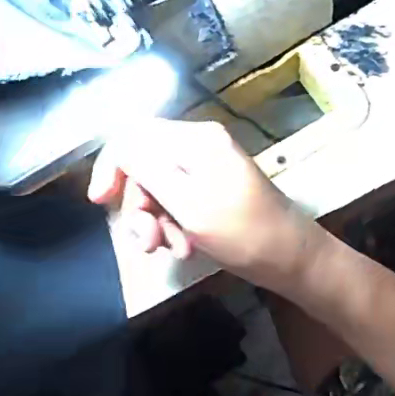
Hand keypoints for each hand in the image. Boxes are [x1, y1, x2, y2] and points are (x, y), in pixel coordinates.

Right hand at [87, 119, 328, 291]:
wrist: (293, 260)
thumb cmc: (243, 231)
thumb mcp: (188, 202)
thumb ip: (148, 169)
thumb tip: (119, 145)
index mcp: (194, 139)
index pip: (133, 135)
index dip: (111, 166)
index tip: (101, 201)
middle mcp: (198, 146)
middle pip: (143, 166)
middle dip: (140, 206)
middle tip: (149, 242)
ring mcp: (206, 168)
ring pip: (156, 189)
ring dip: (157, 222)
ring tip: (176, 250)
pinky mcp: (211, 190)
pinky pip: (175, 202)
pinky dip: (173, 226)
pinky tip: (187, 248)